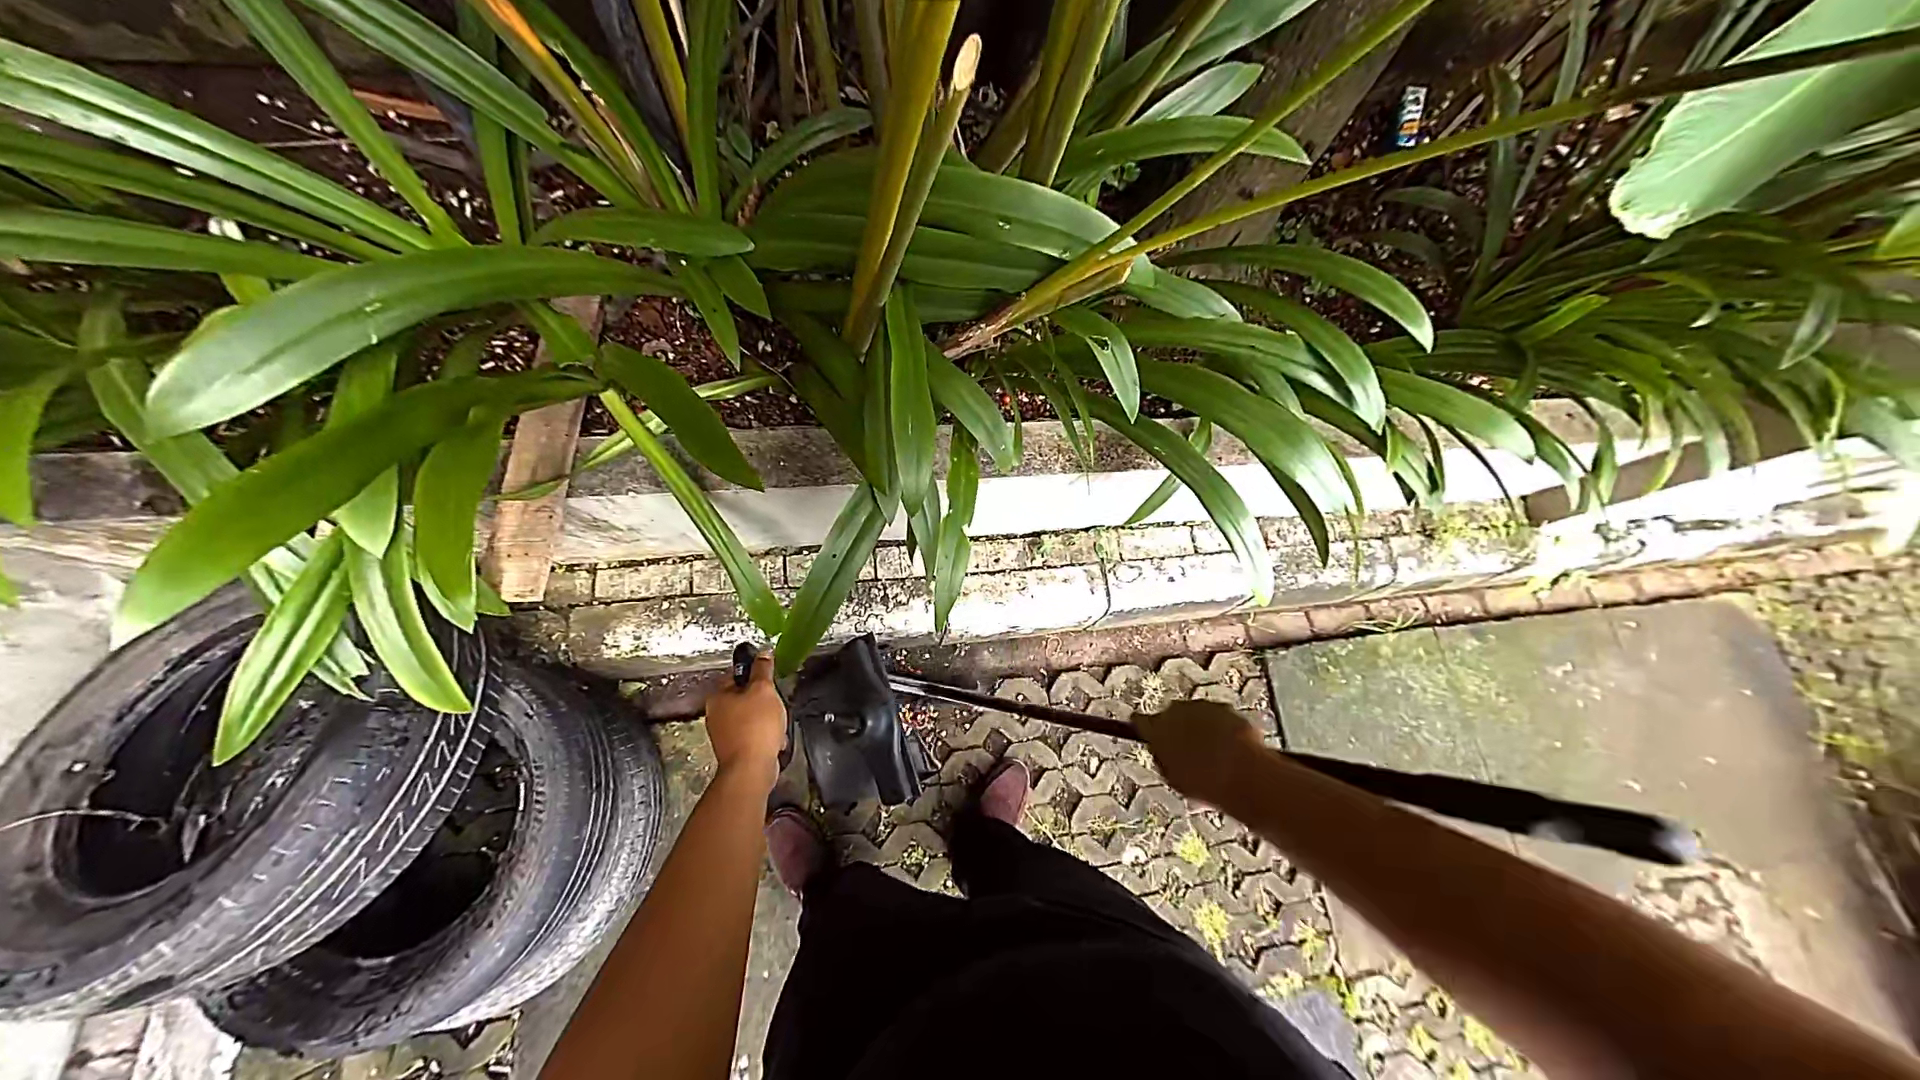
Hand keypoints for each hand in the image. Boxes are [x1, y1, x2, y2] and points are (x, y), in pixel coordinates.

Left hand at [703, 654, 786, 786]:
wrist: (752, 768)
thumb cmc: (756, 726)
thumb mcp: (764, 690)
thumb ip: (763, 669)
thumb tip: (763, 653)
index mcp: (718, 697)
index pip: (737, 675)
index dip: (756, 675)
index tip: (770, 679)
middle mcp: (716, 715)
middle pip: (745, 697)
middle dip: (765, 700)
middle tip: (776, 703)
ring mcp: (724, 734)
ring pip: (751, 717)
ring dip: (767, 719)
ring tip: (777, 724)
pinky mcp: (735, 749)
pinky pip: (754, 735)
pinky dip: (765, 735)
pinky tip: (775, 740)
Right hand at [1135, 699, 1267, 808]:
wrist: (1243, 775)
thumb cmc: (1205, 783)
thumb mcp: (1173, 779)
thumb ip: (1164, 760)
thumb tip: (1164, 755)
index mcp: (1155, 728)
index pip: (1139, 721)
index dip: (1143, 728)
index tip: (1146, 733)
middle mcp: (1175, 711)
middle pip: (1170, 714)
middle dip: (1177, 728)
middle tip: (1186, 750)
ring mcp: (1201, 707)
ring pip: (1196, 714)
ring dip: (1201, 726)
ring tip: (1213, 754)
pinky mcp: (1225, 707)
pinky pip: (1218, 715)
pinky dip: (1222, 727)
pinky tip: (1231, 749)